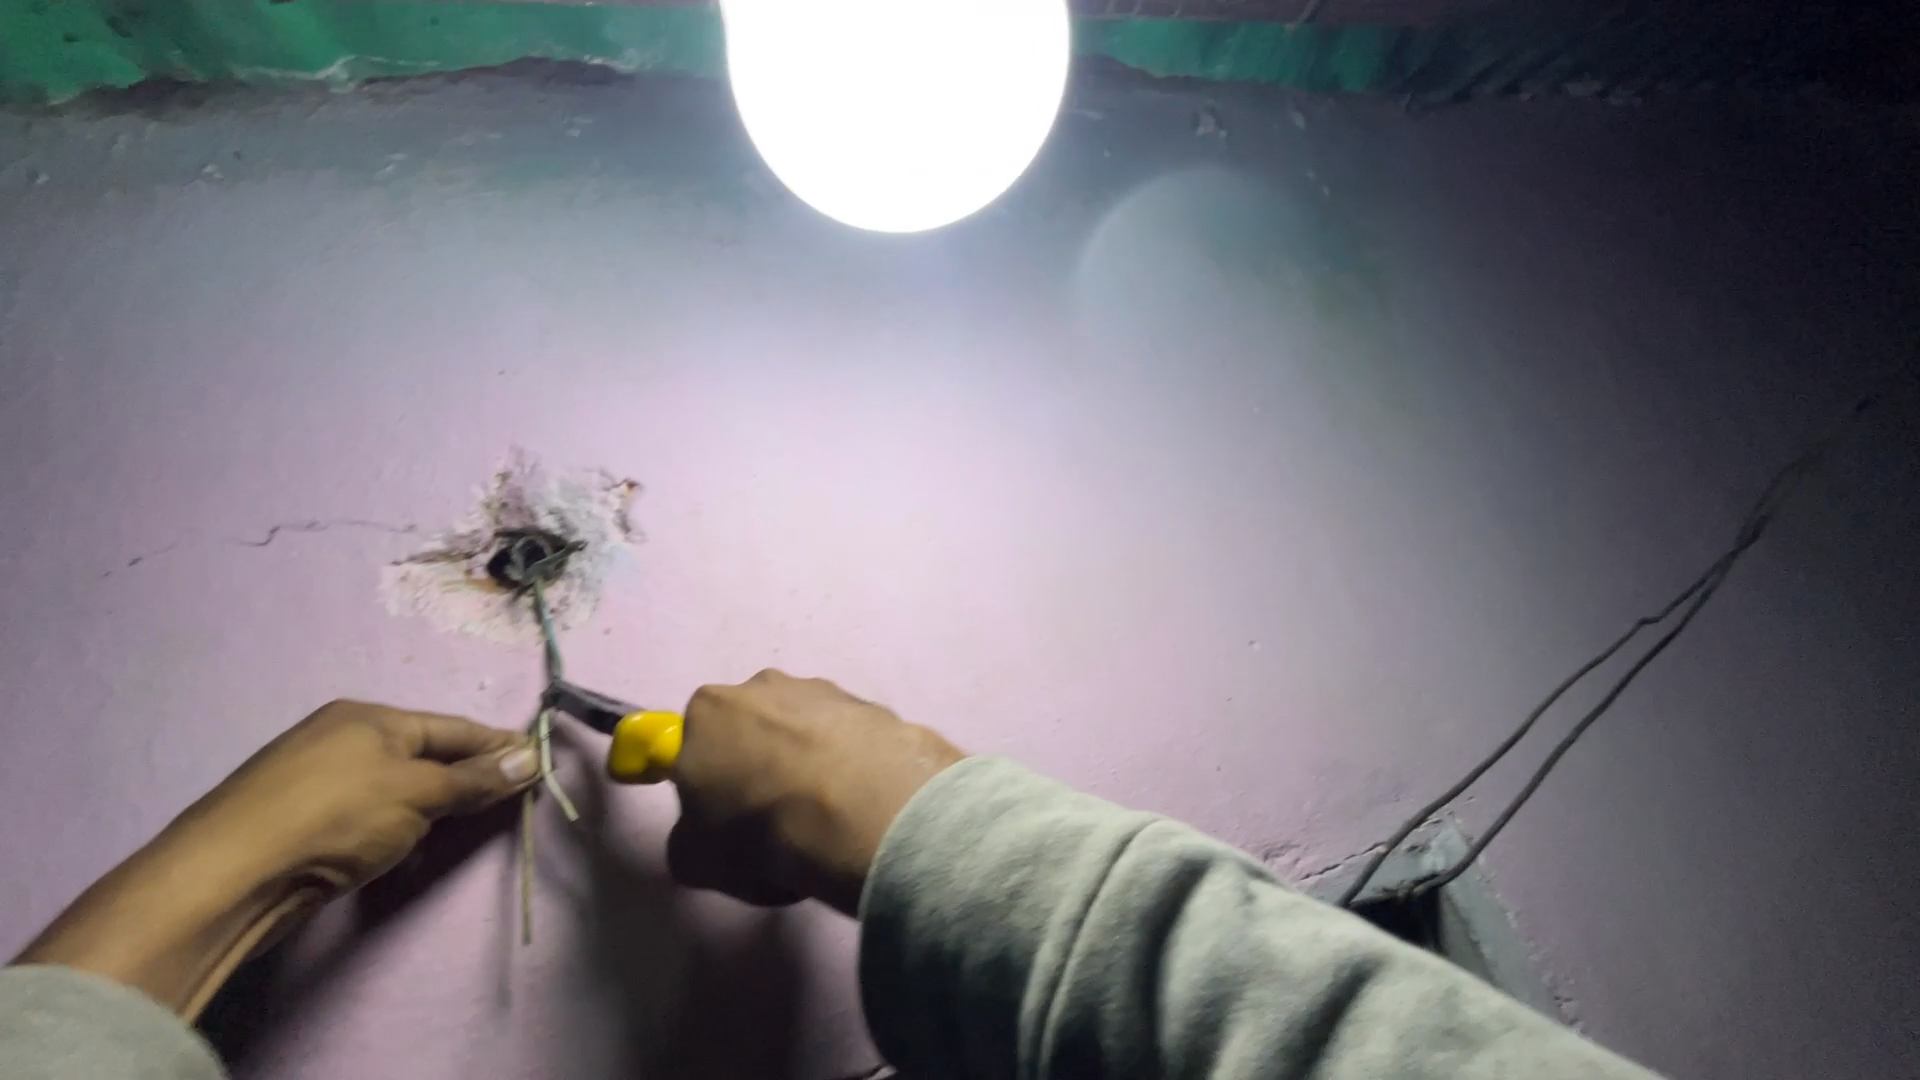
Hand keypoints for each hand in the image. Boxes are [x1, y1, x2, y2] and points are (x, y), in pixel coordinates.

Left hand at [160, 700, 539, 894]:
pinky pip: (368, 813)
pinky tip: (408, 844)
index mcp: (370, 717)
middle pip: (426, 755)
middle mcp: (341, 737)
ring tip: (465, 824)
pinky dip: (397, 825)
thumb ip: (477, 779)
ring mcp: (313, 779)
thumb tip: (531, 760)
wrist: (222, 883)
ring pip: (397, 786)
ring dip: (433, 806)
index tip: (538, 762)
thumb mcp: (419, 793)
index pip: (454, 728)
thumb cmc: (334, 817)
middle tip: (509, 796)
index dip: (499, 746)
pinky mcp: (294, 821)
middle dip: (468, 777)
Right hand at [667, 671, 963, 914]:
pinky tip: (864, 806)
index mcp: (711, 708)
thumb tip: (705, 836)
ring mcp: (827, 690)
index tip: (727, 814)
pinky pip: (857, 741)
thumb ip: (691, 837)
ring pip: (811, 730)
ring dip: (816, 762)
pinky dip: (858, 766)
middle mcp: (767, 685)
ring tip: (829, 817)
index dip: (710, 778)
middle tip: (778, 819)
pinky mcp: (875, 708)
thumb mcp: (695, 858)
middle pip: (757, 726)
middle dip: (765, 763)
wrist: (858, 811)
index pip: (698, 738)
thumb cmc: (759, 829)